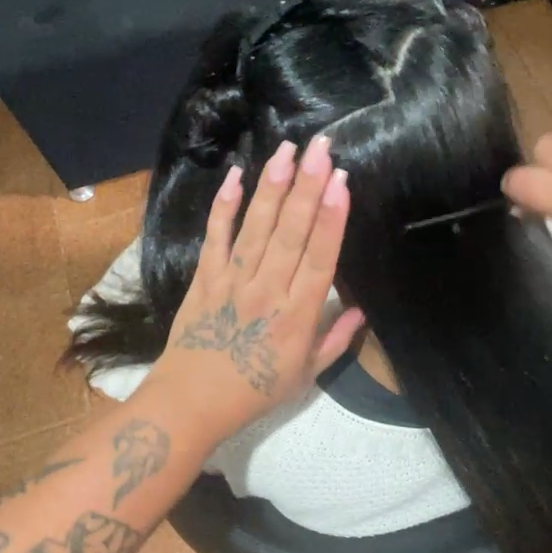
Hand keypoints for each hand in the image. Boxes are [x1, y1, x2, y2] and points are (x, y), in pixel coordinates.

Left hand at [146, 136, 366, 442]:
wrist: (190, 404)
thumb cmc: (254, 393)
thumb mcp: (305, 376)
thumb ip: (335, 340)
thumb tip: (361, 311)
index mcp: (297, 316)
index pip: (319, 258)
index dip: (331, 218)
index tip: (341, 182)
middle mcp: (267, 291)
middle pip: (291, 232)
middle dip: (307, 186)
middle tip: (321, 148)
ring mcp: (232, 281)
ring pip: (256, 227)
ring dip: (273, 186)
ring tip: (287, 149)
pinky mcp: (204, 278)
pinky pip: (216, 236)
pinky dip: (225, 206)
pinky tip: (237, 176)